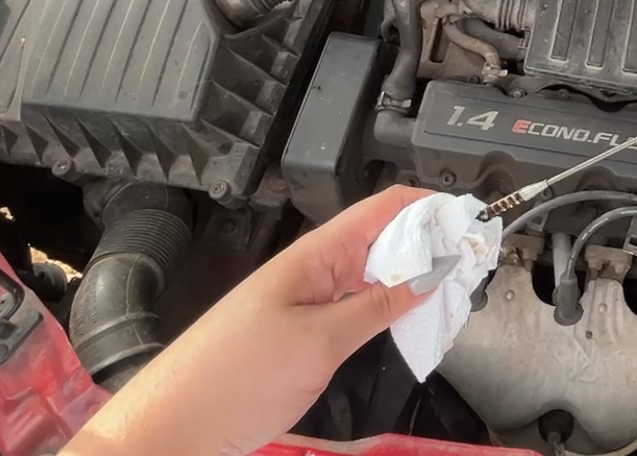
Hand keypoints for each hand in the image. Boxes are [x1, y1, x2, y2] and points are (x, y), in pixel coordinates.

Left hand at [62, 185, 434, 455]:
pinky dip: (389, 309)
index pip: (388, 206)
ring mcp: (311, 299)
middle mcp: (319, 266)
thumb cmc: (236, 380)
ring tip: (451, 296)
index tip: (473, 223)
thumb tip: (433, 272)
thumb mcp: (320, 342)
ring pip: (376, 274)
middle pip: (387, 238)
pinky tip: (410, 326)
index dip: (433, 205)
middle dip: (431, 244)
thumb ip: (381, 306)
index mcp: (321, 252)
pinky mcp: (304, 330)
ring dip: (413, 280)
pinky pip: (358, 305)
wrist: (163, 437)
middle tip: (471, 267)